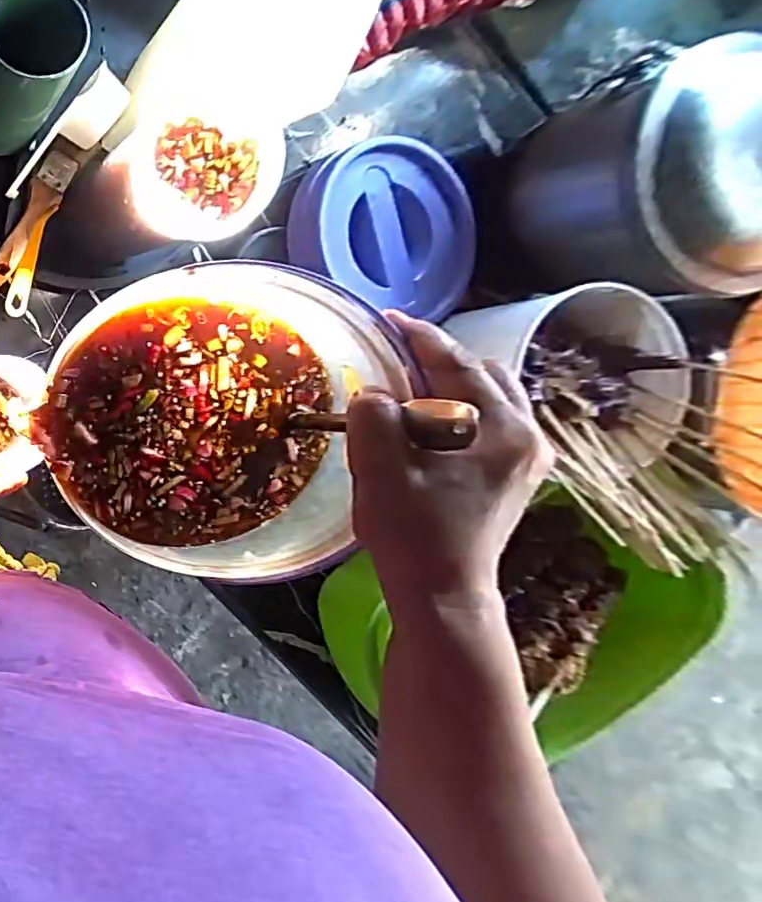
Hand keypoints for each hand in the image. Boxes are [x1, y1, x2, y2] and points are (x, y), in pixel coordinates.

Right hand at [348, 312, 553, 614]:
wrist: (440, 584)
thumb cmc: (410, 528)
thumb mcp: (380, 469)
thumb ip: (375, 418)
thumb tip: (374, 393)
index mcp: (501, 433)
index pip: (460, 367)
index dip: (421, 337)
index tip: (389, 318)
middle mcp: (526, 438)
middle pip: (484, 376)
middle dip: (437, 355)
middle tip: (389, 344)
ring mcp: (523, 457)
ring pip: (487, 397)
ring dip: (446, 380)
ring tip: (402, 375)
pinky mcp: (509, 472)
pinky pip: (484, 420)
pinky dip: (451, 405)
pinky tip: (421, 413)